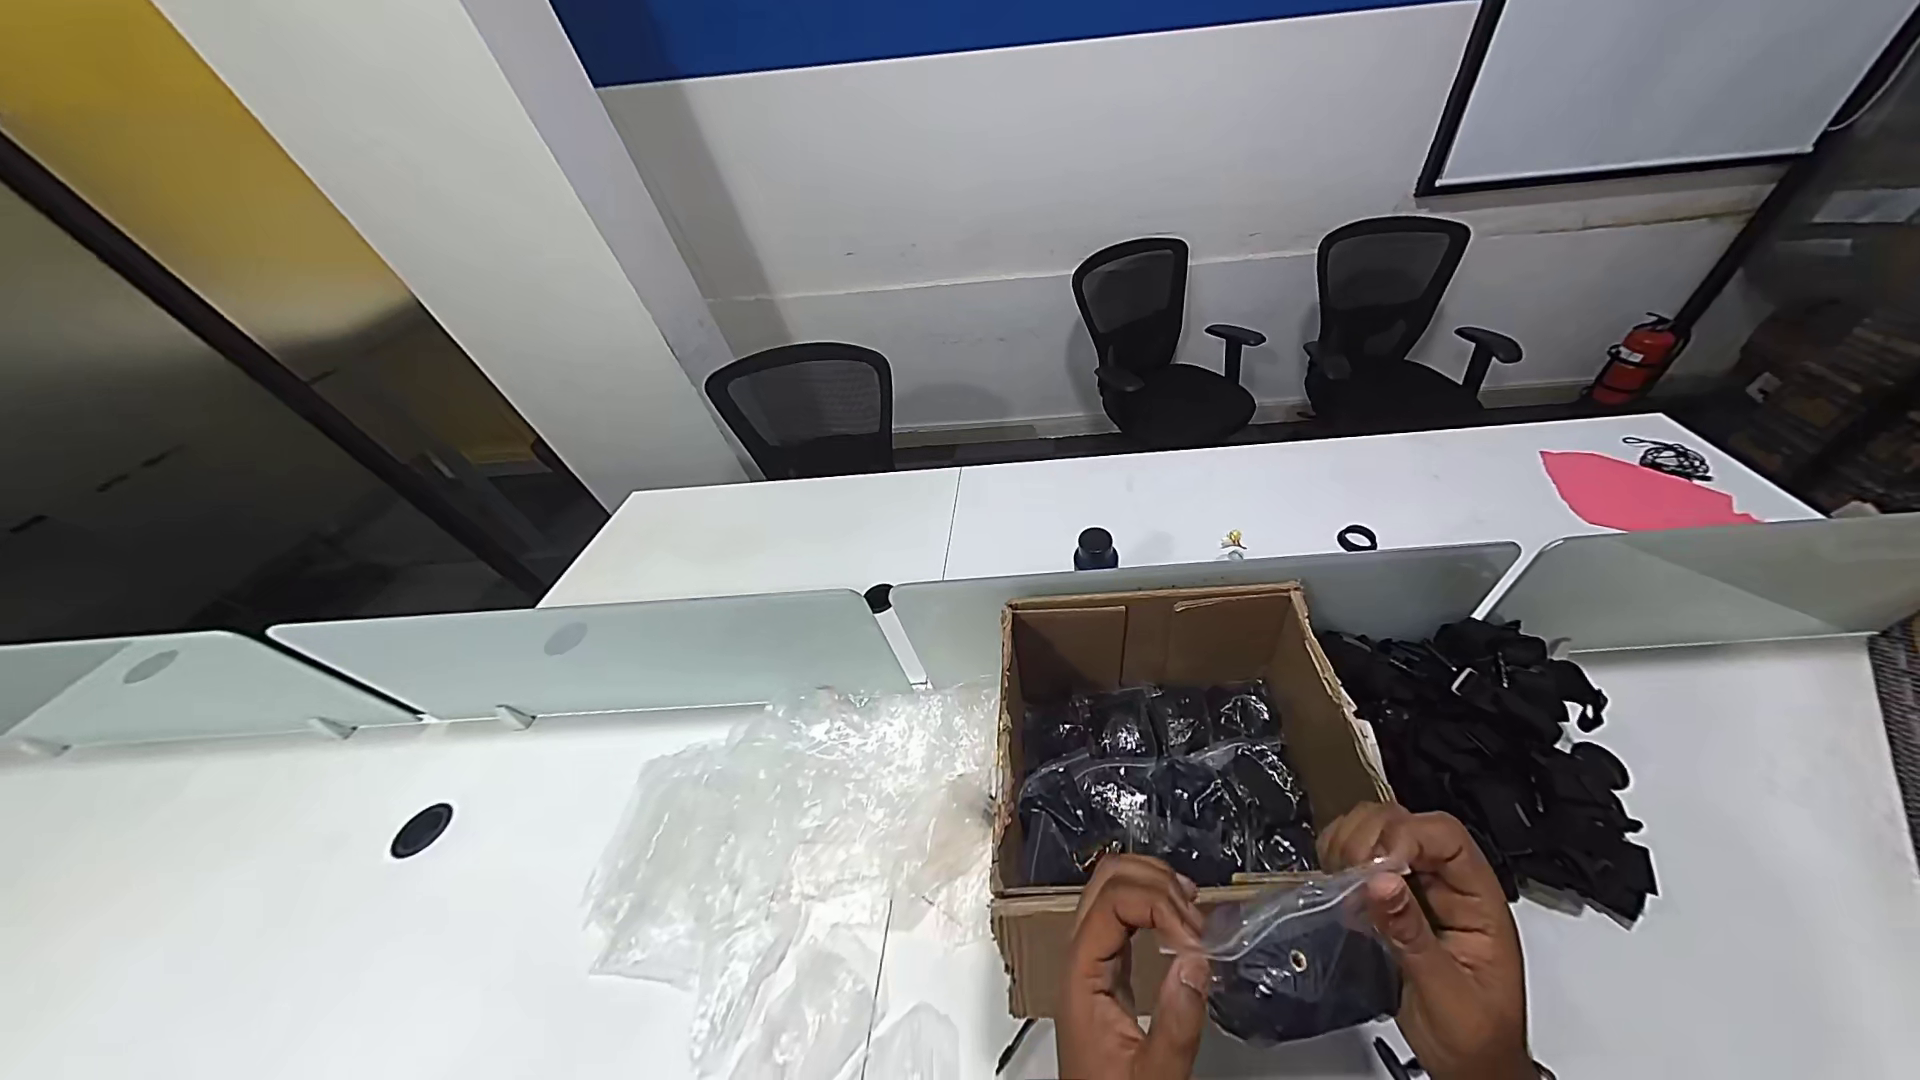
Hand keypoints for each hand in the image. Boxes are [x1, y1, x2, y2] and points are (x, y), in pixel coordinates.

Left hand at [1056, 855, 1209, 1079]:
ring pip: (1114, 884)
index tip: (1196, 941)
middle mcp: (1080, 949)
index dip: (1158, 905)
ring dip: (1156, 885)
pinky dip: (1154, 900)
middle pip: (1108, 877)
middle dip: (1157, 883)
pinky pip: (1124, 908)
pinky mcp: (1108, 960)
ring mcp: (1092, 950)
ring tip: (1194, 915)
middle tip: (1197, 921)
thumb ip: (1175, 1025)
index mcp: (1081, 969)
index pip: (1112, 899)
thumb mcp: (1153, 1077)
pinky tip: (1180, 919)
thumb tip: (1197, 959)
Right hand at [1319, 804, 1533, 1079]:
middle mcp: (1445, 881)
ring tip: (1340, 879)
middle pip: (1402, 820)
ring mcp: (1413, 881)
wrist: (1468, 1067)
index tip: (1374, 867)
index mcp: (1477, 901)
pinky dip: (1334, 853)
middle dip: (1367, 839)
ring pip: (1373, 826)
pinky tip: (1333, 879)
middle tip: (1349, 875)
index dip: (1405, 837)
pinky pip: (1353, 846)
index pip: (1444, 836)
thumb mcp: (1447, 996)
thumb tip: (1382, 882)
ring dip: (1347, 843)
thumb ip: (1413, 937)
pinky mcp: (1382, 887)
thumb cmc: (1473, 1039)